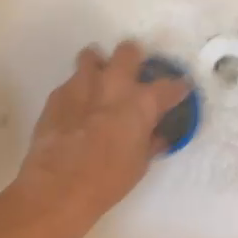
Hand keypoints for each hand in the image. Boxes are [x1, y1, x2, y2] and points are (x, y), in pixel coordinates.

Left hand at [11, 41, 192, 219]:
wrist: (58, 186)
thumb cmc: (108, 180)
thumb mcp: (139, 164)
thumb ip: (150, 142)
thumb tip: (157, 134)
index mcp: (141, 103)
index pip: (170, 86)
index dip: (178, 88)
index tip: (180, 91)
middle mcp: (113, 84)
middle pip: (129, 51)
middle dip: (135, 59)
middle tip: (134, 76)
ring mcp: (82, 84)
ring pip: (93, 55)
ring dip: (100, 66)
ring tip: (101, 84)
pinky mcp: (57, 93)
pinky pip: (72, 81)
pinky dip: (79, 90)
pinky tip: (78, 110)